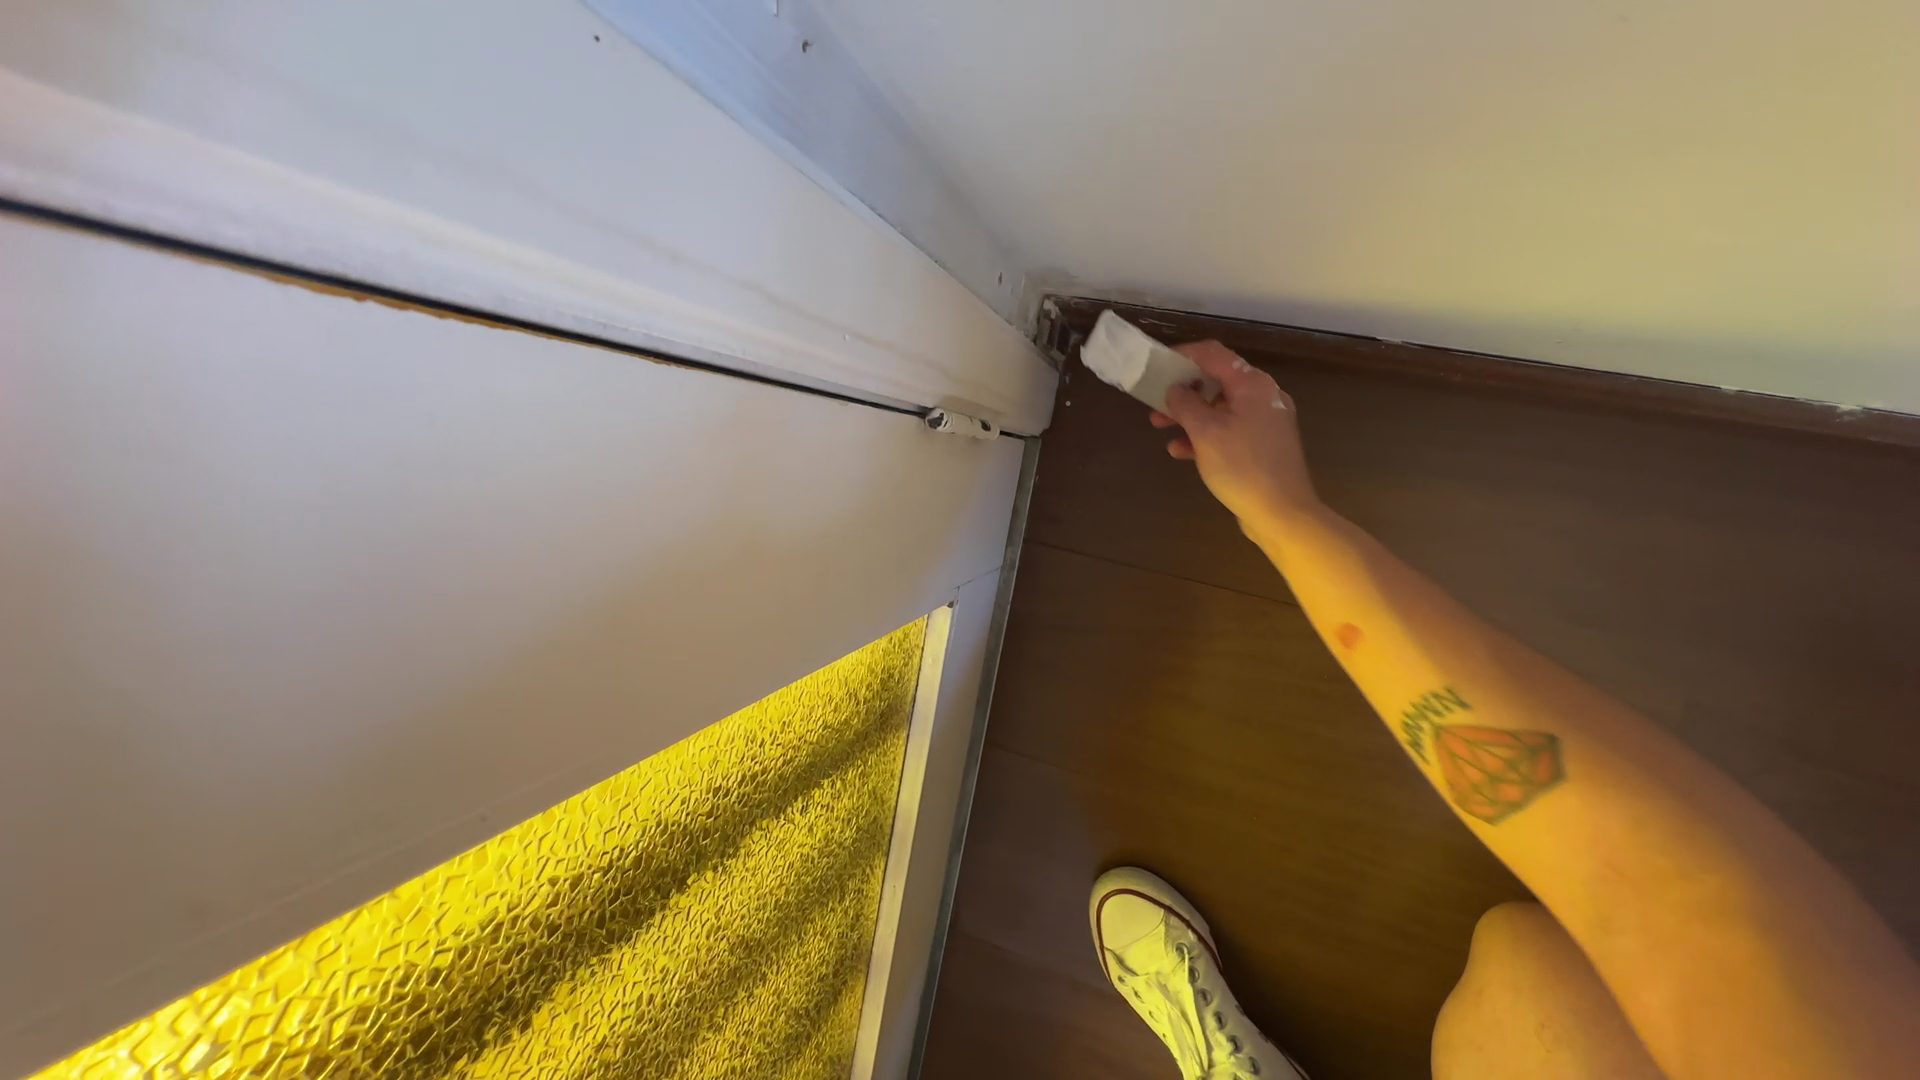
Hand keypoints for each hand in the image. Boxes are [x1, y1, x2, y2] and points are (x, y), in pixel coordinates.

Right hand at [1152, 341, 1321, 541]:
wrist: (1282, 511)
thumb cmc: (1242, 466)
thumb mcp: (1205, 432)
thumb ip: (1185, 404)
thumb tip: (1175, 390)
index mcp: (1252, 384)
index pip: (1213, 354)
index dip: (1183, 355)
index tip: (1158, 365)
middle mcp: (1262, 396)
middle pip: (1216, 381)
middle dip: (1183, 391)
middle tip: (1156, 404)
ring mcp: (1265, 422)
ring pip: (1220, 408)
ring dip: (1190, 415)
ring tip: (1162, 428)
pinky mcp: (1262, 445)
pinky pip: (1229, 430)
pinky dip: (1205, 435)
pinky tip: (1181, 452)